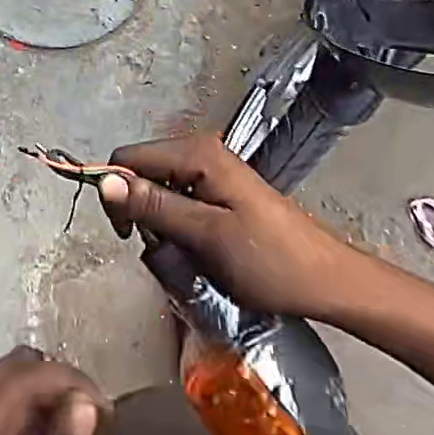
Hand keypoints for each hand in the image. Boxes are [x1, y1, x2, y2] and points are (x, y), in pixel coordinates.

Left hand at [0, 346, 112, 434]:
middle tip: (95, 418)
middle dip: (60, 385)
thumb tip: (85, 404)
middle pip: (16, 370)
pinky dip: (33, 417)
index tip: (102, 406)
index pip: (24, 370)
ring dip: (48, 400)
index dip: (70, 380)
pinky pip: (4, 409)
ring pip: (10, 384)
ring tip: (78, 432)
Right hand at [97, 135, 373, 320]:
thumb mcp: (205, 235)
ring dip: (159, 220)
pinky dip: (176, 221)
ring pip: (156, 187)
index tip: (129, 234)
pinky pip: (176, 197)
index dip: (117, 193)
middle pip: (140, 171)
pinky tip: (196, 243)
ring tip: (186, 249)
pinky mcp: (217, 187)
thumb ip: (153, 205)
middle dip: (141, 209)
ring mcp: (209, 168)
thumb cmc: (271, 261)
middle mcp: (198, 150)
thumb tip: (101, 181)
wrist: (331, 283)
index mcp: (195, 153)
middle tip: (166, 246)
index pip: (126, 159)